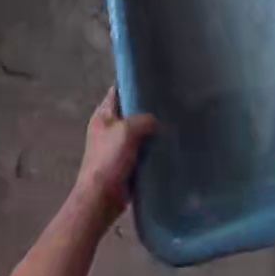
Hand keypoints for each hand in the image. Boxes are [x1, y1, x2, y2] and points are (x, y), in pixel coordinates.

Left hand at [73, 87, 157, 215]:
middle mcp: (108, 128)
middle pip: (130, 111)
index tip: (153, 78)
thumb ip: (144, 120)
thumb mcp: (127, 130)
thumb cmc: (109, 158)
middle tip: (169, 100)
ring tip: (173, 119)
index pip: (118, 92)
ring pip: (139, 130)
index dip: (132, 84)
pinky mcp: (126, 161)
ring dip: (152, 128)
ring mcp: (117, 145)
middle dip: (147, 107)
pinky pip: (142, 148)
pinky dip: (153, 145)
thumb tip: (157, 122)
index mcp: (102, 116)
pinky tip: (168, 142)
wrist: (102, 197)